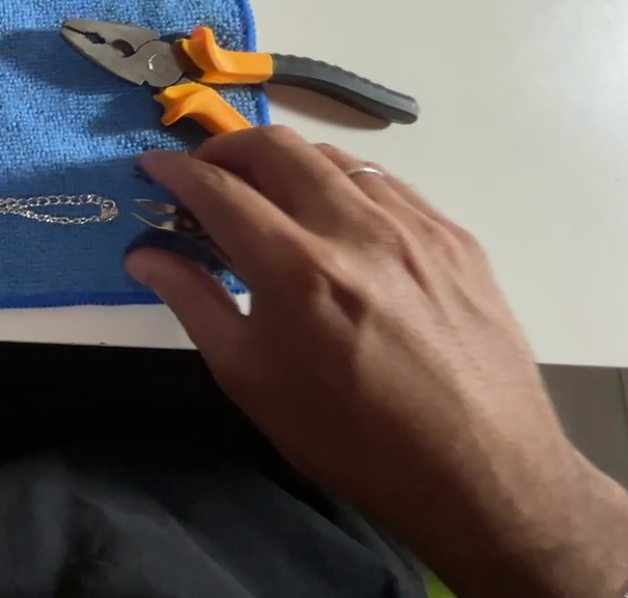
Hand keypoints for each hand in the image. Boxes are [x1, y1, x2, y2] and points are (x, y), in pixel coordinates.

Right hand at [129, 126, 627, 597]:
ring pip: (331, 155)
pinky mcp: (455, 239)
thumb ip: (189, 299)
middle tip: (205, 173)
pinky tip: (331, 216)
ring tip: (265, 194)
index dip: (175, 169)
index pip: (217, 188)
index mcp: (296, 269)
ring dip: (282, 161)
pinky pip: (383, 182)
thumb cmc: (346, 433)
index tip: (152, 165)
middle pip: (275, 146)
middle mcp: (355, 231)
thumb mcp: (247, 374)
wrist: (485, 480)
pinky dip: (338, 181)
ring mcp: (414, 229)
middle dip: (225, 146)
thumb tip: (142, 254)